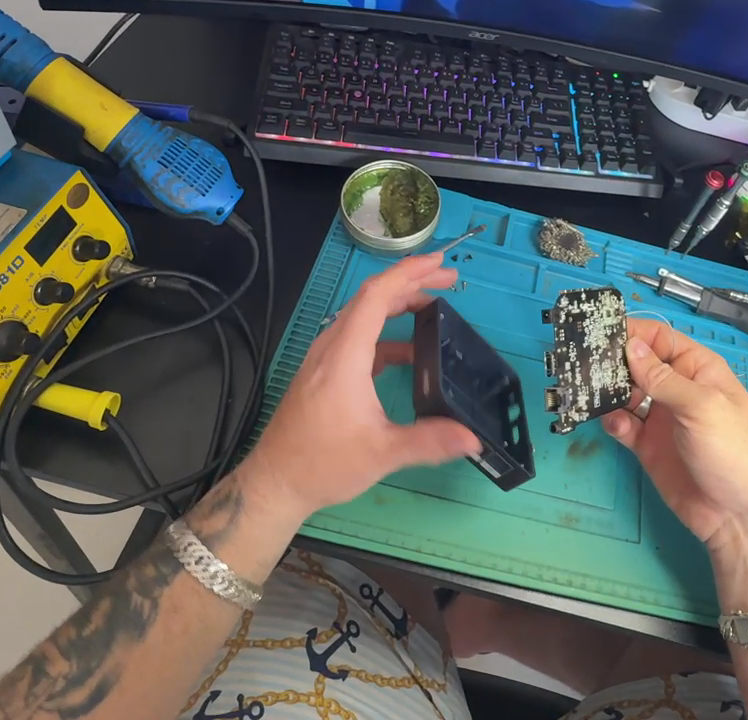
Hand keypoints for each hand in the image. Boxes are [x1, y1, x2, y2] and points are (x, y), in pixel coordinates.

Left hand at [242, 254, 480, 520]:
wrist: (274, 484)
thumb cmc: (322, 464)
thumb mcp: (382, 454)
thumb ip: (430, 441)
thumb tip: (473, 438)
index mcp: (345, 355)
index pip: (376, 296)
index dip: (408, 273)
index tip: (439, 263)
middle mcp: (333, 347)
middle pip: (371, 298)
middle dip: (411, 281)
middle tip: (449, 278)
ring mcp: (326, 358)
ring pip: (364, 315)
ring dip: (399, 303)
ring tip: (434, 305)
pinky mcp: (325, 371)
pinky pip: (359, 336)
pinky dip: (387, 331)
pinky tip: (409, 351)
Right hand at [602, 320, 747, 553]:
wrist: (738, 517)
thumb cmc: (732, 451)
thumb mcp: (701, 406)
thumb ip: (663, 377)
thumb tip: (630, 346)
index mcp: (696, 369)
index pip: (659, 339)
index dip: (633, 333)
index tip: (601, 331)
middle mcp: (676, 388)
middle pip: (637, 363)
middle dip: (613, 361)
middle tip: (584, 361)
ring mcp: (661, 417)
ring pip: (625, 393)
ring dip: (608, 391)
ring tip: (590, 391)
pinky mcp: (647, 445)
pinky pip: (623, 424)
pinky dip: (613, 421)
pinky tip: (614, 424)